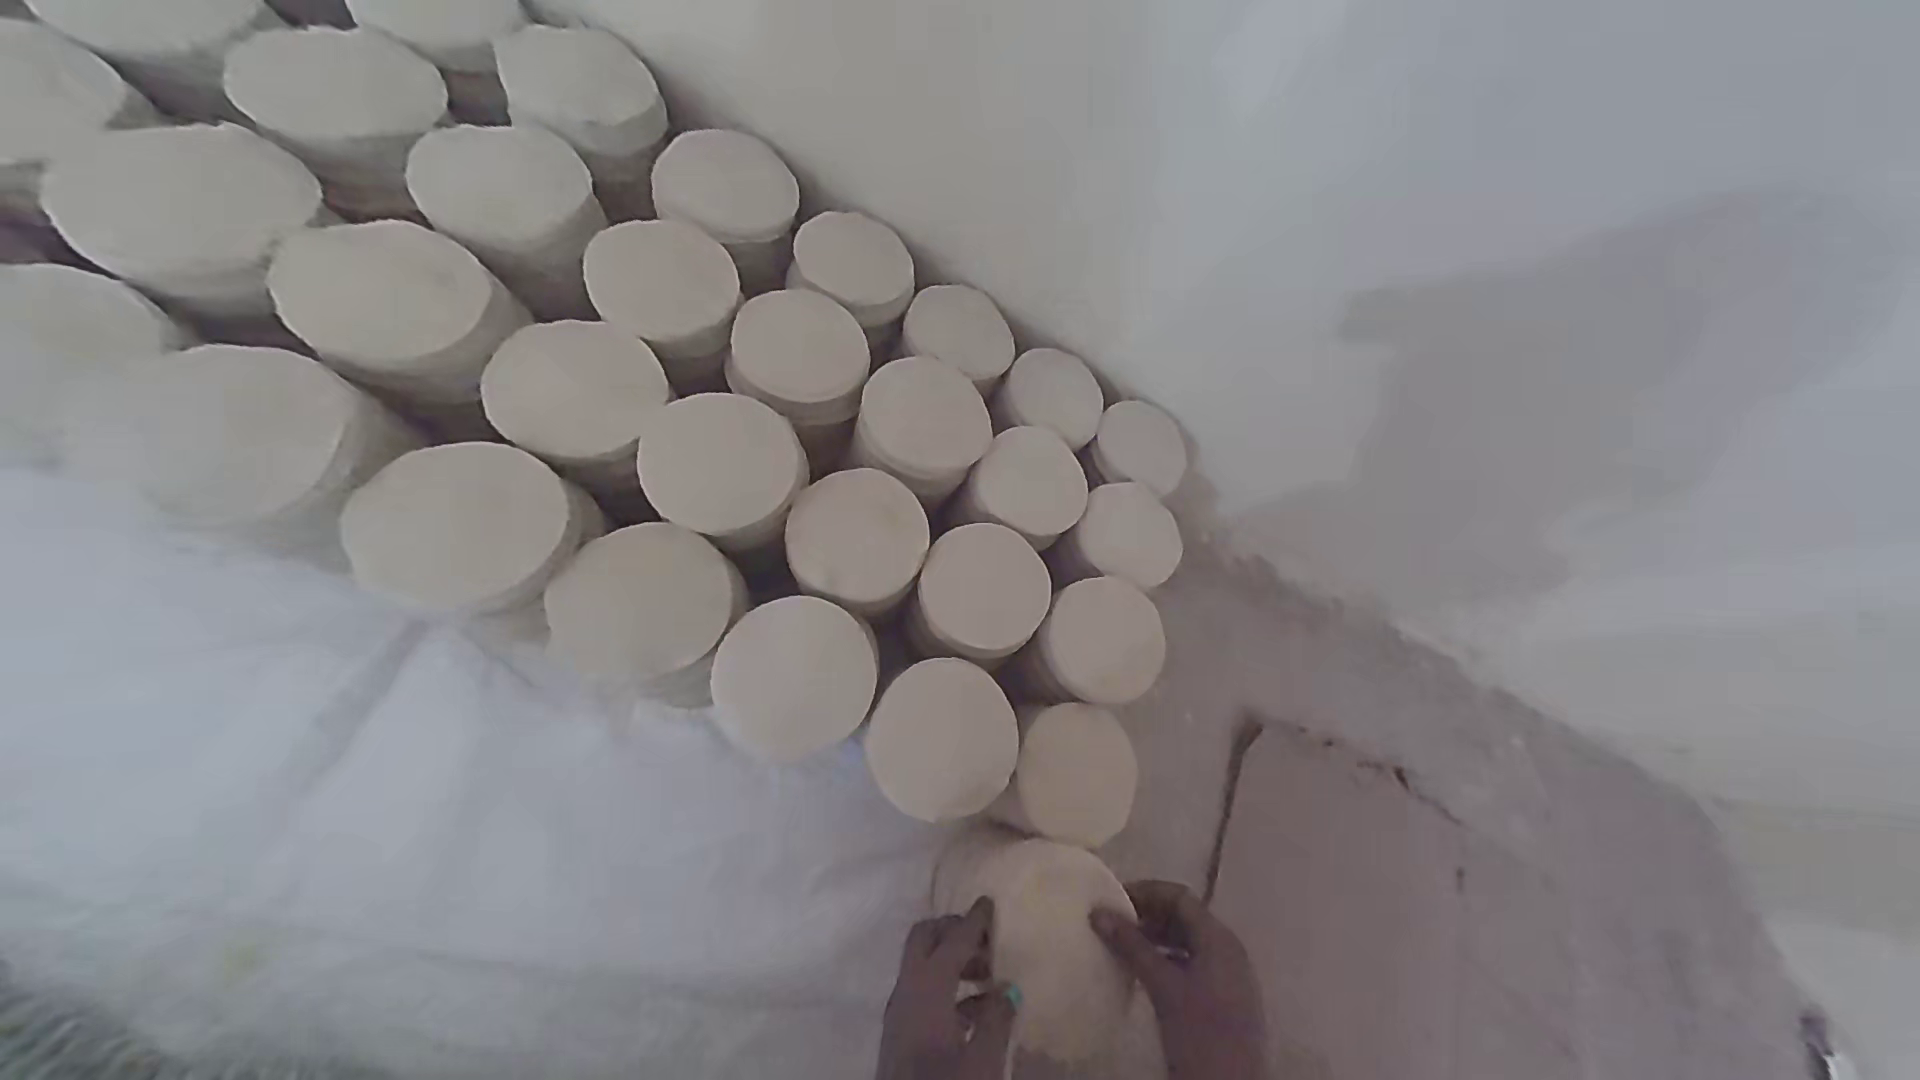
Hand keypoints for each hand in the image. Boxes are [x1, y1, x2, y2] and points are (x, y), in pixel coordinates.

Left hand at [876, 897, 1018, 1079]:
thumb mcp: (983, 1061)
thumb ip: (998, 1018)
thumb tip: (1007, 989)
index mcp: (926, 986)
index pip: (952, 939)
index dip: (973, 920)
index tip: (989, 901)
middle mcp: (907, 989)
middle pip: (925, 938)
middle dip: (954, 931)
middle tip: (986, 940)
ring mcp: (900, 1010)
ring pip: (923, 964)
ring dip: (952, 960)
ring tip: (988, 976)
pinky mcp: (900, 1032)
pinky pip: (924, 990)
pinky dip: (947, 986)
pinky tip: (976, 1009)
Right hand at [1091, 881, 1266, 1079]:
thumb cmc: (1200, 1036)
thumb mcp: (1162, 986)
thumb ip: (1131, 945)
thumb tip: (1098, 911)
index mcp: (1220, 939)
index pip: (1180, 897)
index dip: (1146, 892)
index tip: (1113, 900)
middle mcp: (1229, 951)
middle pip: (1185, 916)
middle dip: (1148, 914)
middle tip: (1114, 922)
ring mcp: (1230, 977)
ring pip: (1187, 941)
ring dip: (1156, 937)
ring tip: (1124, 945)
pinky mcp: (1225, 1002)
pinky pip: (1192, 964)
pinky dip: (1166, 958)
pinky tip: (1144, 973)